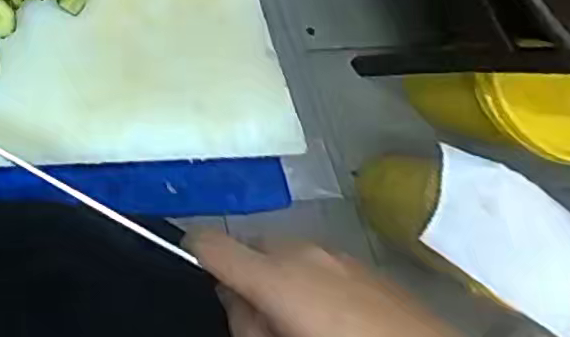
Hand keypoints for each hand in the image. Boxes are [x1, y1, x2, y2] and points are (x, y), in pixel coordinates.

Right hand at [186, 230, 461, 336]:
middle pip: (249, 248)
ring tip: (315, 327)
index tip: (213, 287)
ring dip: (287, 283)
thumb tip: (239, 304)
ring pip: (288, 256)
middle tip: (272, 326)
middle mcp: (300, 251)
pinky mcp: (373, 269)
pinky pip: (325, 266)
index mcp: (274, 275)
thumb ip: (248, 325)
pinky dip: (321, 287)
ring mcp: (340, 256)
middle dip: (251, 281)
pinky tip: (348, 326)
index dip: (197, 257)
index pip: (207, 242)